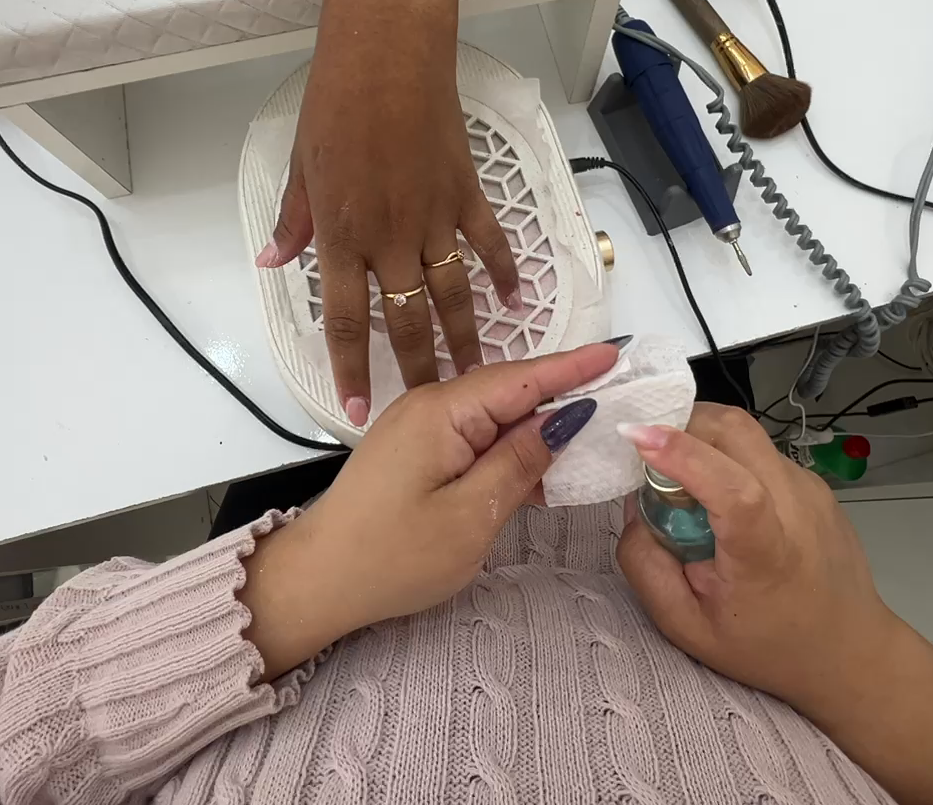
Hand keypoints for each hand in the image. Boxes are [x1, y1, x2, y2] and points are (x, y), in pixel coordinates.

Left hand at [239, 342, 615, 678]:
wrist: (317, 581)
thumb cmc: (390, 557)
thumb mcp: (469, 517)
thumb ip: (519, 462)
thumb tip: (564, 419)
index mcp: (442, 412)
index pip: (521, 378)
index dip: (572, 366)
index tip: (616, 351)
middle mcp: (430, 405)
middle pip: (509, 389)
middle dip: (561, 390)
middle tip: (615, 391)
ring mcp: (421, 425)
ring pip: (493, 413)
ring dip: (536, 424)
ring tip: (588, 430)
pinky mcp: (417, 447)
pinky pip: (474, 434)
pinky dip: (507, 446)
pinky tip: (537, 466)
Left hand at [256, 0, 520, 426]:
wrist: (388, 54)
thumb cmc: (334, 103)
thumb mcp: (300, 164)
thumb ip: (294, 221)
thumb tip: (274, 262)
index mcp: (343, 236)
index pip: (347, 321)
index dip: (351, 372)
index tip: (355, 412)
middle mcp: (391, 239)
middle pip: (408, 320)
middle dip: (417, 368)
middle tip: (428, 403)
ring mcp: (435, 219)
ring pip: (454, 295)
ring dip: (465, 338)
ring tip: (476, 373)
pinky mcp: (467, 196)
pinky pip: (490, 244)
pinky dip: (505, 274)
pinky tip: (515, 302)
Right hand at [616, 405, 932, 804]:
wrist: (852, 654)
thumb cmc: (765, 646)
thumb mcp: (686, 626)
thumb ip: (646, 565)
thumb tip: (633, 502)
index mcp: (765, 554)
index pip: (732, 488)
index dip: (683, 454)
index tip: (635, 436)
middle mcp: (796, 509)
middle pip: (735, 432)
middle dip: (680, 422)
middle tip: (647, 446)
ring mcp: (810, 487)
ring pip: (744, 429)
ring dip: (700, 429)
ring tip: (679, 464)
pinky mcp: (814, 480)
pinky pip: (757, 445)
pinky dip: (724, 449)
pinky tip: (717, 484)